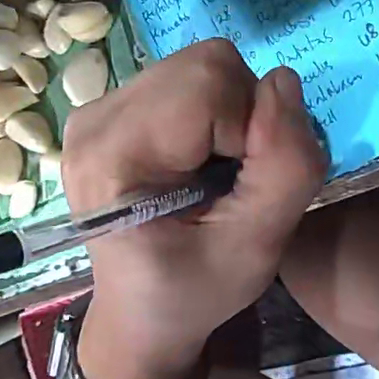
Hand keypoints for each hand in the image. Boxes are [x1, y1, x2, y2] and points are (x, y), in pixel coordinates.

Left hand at [62, 39, 325, 378]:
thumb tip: (282, 80)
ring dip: (230, 114)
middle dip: (242, 115)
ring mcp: (97, 109)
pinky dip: (211, 113)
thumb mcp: (258, 246)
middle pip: (204, 64)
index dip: (250, 125)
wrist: (140, 315)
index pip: (209, 81)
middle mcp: (94, 117)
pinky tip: (196, 161)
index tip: (242, 184)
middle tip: (235, 177)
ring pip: (198, 66)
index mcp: (112, 153)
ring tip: (216, 172)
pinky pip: (184, 80)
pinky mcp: (109, 109)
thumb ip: (284, 165)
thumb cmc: (195, 292)